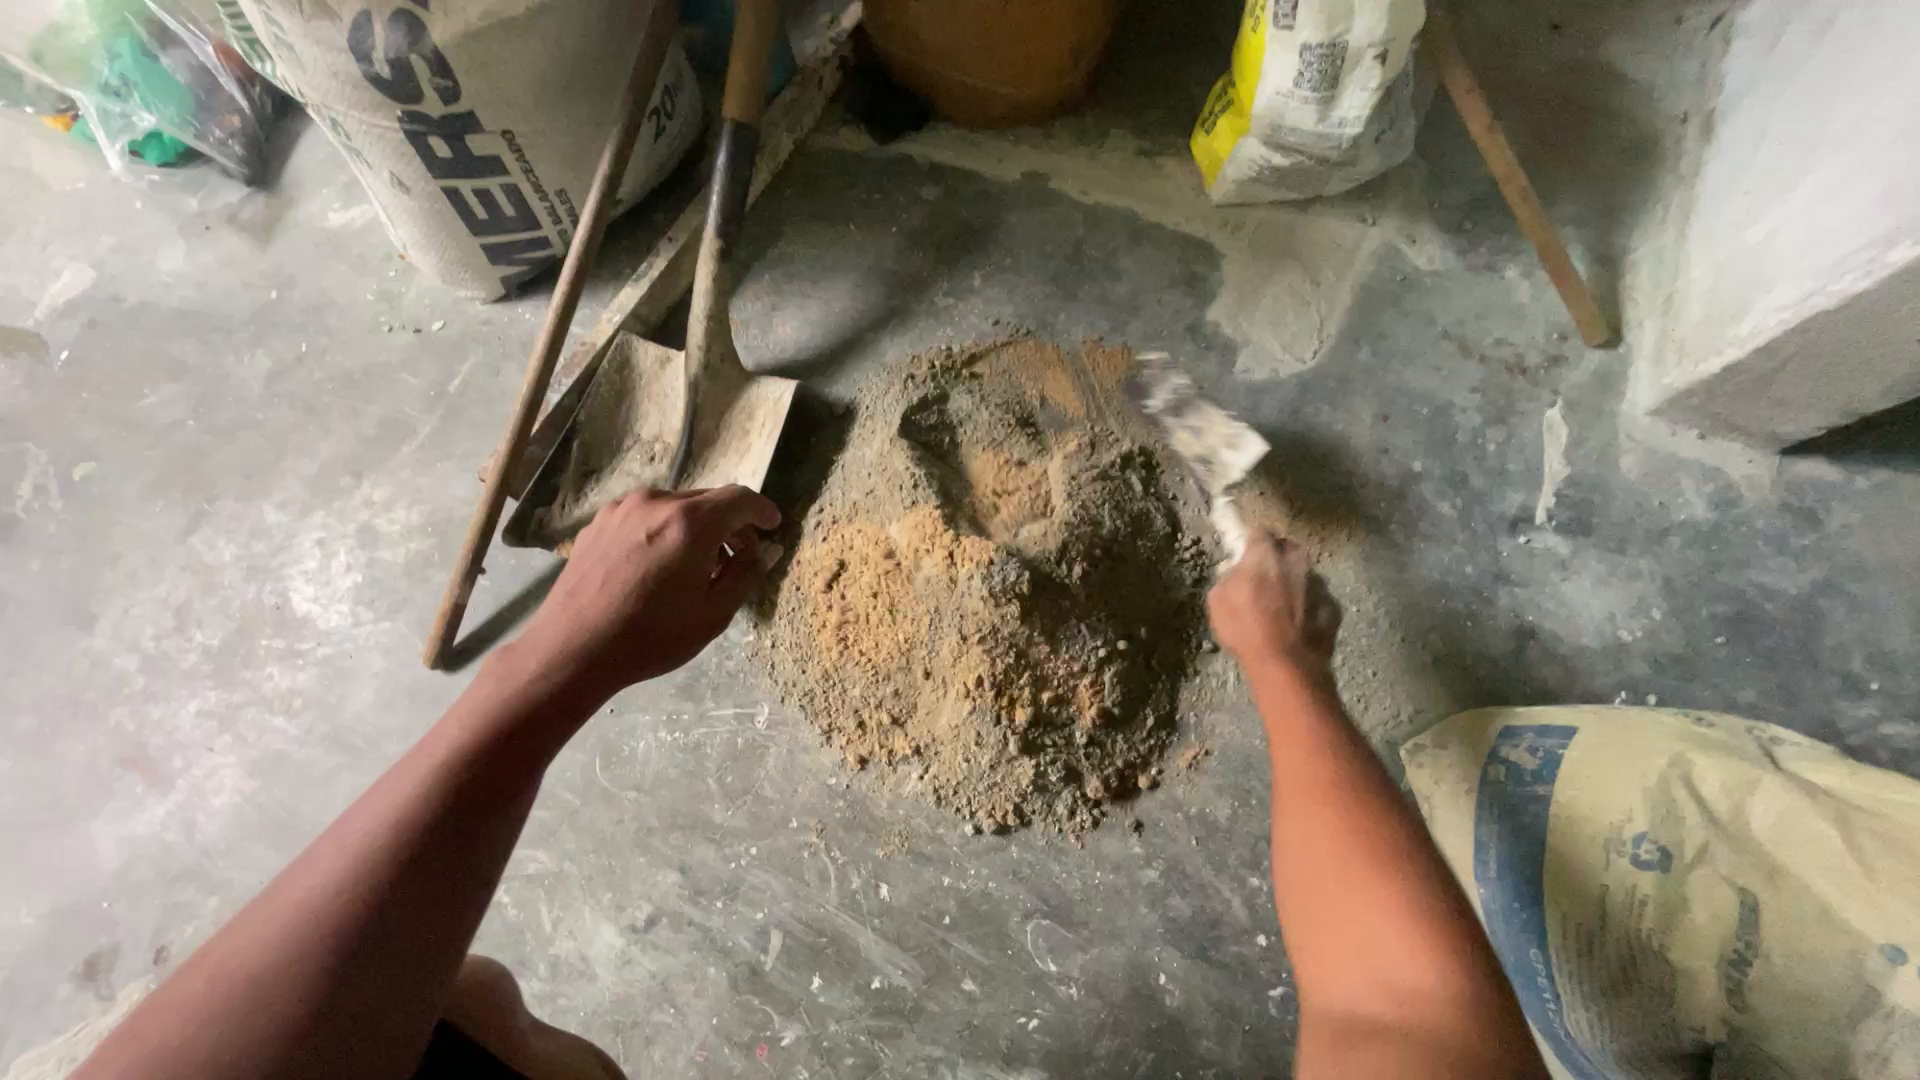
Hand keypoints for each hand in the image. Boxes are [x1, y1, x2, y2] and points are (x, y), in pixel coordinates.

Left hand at [517, 486, 781, 697]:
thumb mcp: (713, 613)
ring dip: (697, 528)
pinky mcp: (599, 522)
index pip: (740, 499)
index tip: (774, 526)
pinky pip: (647, 516)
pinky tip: (660, 566)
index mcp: (691, 523)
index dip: (763, 510)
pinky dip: (666, 531)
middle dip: (730, 524)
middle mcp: (657, 502)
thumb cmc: (651, 637)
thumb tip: (767, 549)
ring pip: (676, 507)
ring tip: (696, 566)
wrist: (572, 650)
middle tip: (738, 557)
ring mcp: (623, 509)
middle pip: (708, 500)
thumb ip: (746, 573)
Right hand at [1207, 529, 1339, 678]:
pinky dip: (1310, 606)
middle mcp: (1297, 562)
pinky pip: (1319, 600)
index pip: (1260, 532)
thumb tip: (1235, 572)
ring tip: (1283, 605)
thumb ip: (1227, 578)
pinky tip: (1299, 623)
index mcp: (1265, 555)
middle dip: (1279, 556)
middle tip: (1265, 576)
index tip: (1244, 552)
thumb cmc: (1244, 627)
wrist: (1285, 663)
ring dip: (1296, 582)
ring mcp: (1319, 585)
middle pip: (1289, 548)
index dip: (1251, 541)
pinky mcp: (1333, 609)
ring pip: (1306, 574)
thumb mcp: (1217, 600)